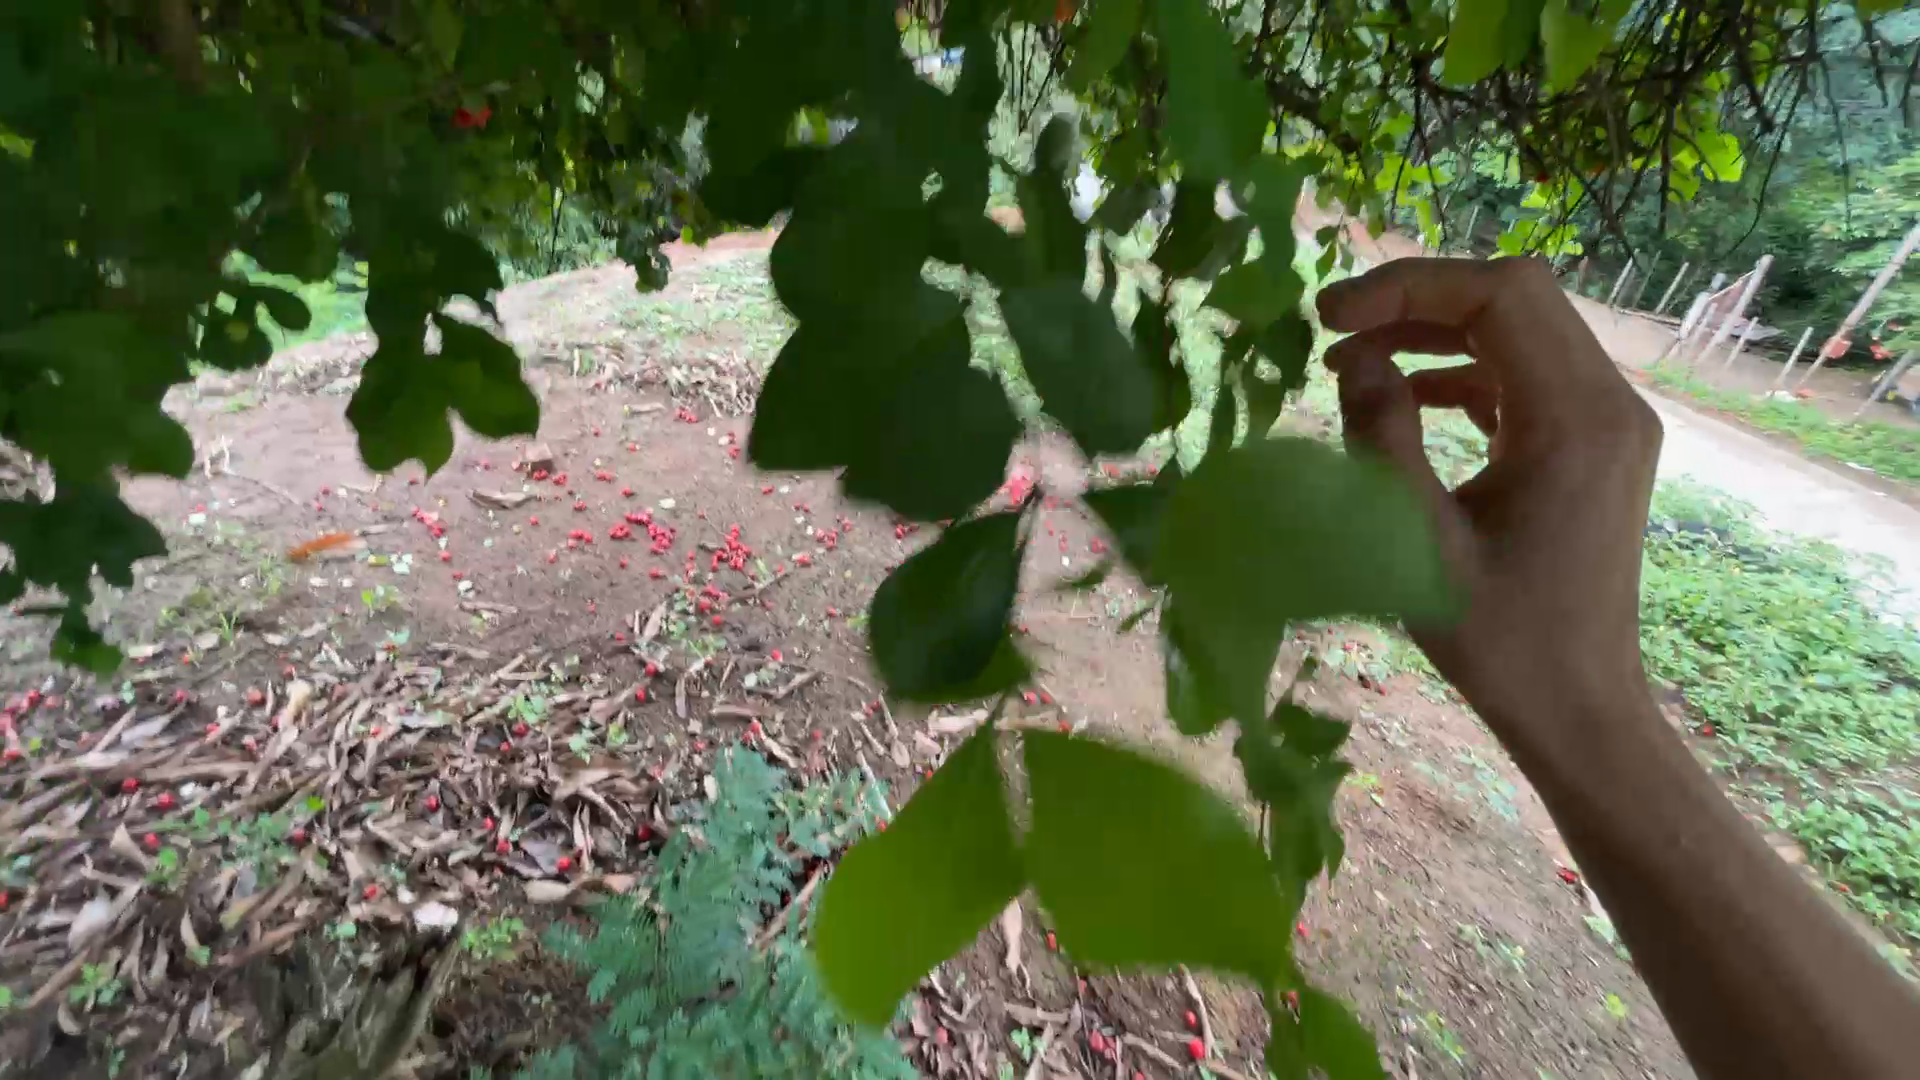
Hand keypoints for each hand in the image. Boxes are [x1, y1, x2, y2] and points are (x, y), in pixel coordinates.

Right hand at [1315, 257, 1662, 756]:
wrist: (1571, 701)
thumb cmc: (1496, 635)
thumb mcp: (1417, 540)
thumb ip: (1382, 440)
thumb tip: (1351, 362)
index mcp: (1577, 421)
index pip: (1502, 297)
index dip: (1408, 287)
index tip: (1327, 317)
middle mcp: (1606, 404)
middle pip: (1513, 301)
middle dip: (1414, 299)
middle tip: (1329, 325)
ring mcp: (1599, 423)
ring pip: (1512, 333)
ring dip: (1427, 333)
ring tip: (1348, 357)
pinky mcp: (1579, 445)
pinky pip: (1514, 378)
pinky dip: (1450, 372)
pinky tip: (1397, 395)